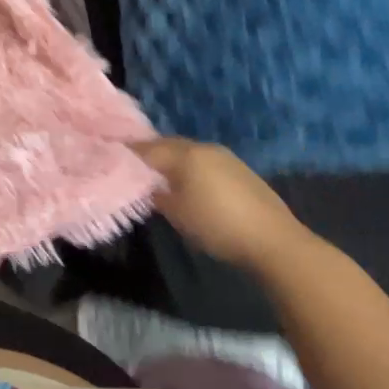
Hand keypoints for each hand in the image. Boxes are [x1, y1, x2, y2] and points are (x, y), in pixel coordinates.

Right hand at [131, 138, 316, 271]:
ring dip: (174, 162)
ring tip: (162, 180)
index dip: (127, 154)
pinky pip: (206, 163)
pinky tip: (193, 187)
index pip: (146, 147)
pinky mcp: (242, 171)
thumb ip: (156, 193)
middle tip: (135, 170)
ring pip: (189, 153)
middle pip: (168, 145)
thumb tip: (147, 185)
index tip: (112, 160)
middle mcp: (204, 148)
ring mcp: (226, 158)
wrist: (276, 243)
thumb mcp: (176, 213)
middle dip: (151, 155)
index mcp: (184, 153)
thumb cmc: (217, 225)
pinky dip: (193, 170)